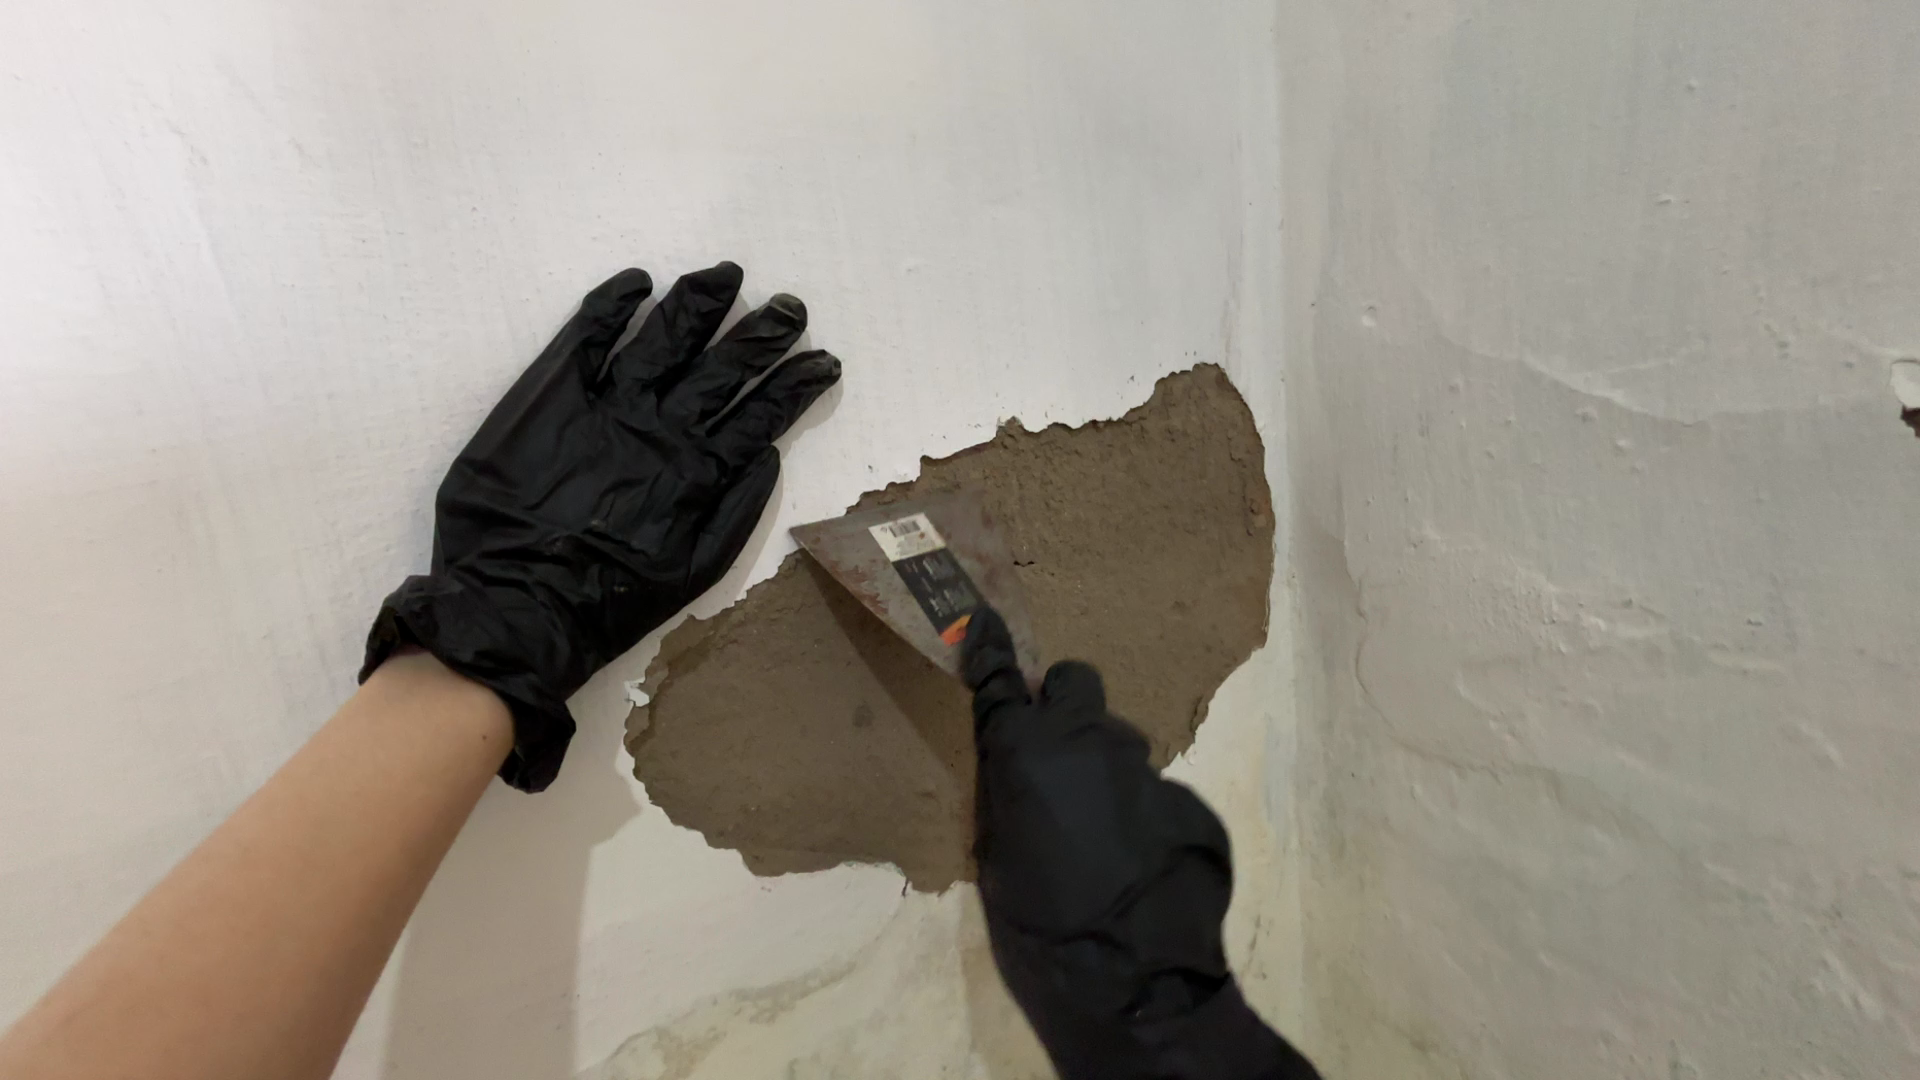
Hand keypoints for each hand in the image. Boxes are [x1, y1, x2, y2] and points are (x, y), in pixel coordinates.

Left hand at [364, 263, 839, 790]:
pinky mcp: (549, 395)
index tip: (825, 362)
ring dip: (701, 304)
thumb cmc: (615, 597)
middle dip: (763, 336)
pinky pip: (584, 336)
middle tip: (792, 307)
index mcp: (697, 471)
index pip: (762, 417)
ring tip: (728, 275)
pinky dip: (611, 304)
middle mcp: (660, 427)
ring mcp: (604, 405)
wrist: (517, 606)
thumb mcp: (698, 569)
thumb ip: (739, 509)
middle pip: (722, 368)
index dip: (796, 387)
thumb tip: (771, 455)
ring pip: (664, 339)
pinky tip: (638, 280)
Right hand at [963, 608, 1319, 1079]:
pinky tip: (1140, 854)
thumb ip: (1006, 786)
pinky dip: (1141, 807)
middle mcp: (1082, 736)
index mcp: (1022, 749)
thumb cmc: (1034, 916)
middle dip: (1065, 703)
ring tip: (1103, 827)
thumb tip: (1016, 761)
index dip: (989, 646)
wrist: (1127, 974)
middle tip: (1062, 748)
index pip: (997, 679)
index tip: (985, 618)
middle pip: (1076, 680)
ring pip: (1116, 736)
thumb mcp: (994, 848)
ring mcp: (1139, 761)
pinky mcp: (1183, 794)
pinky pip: (1151, 786)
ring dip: (1105, 763)